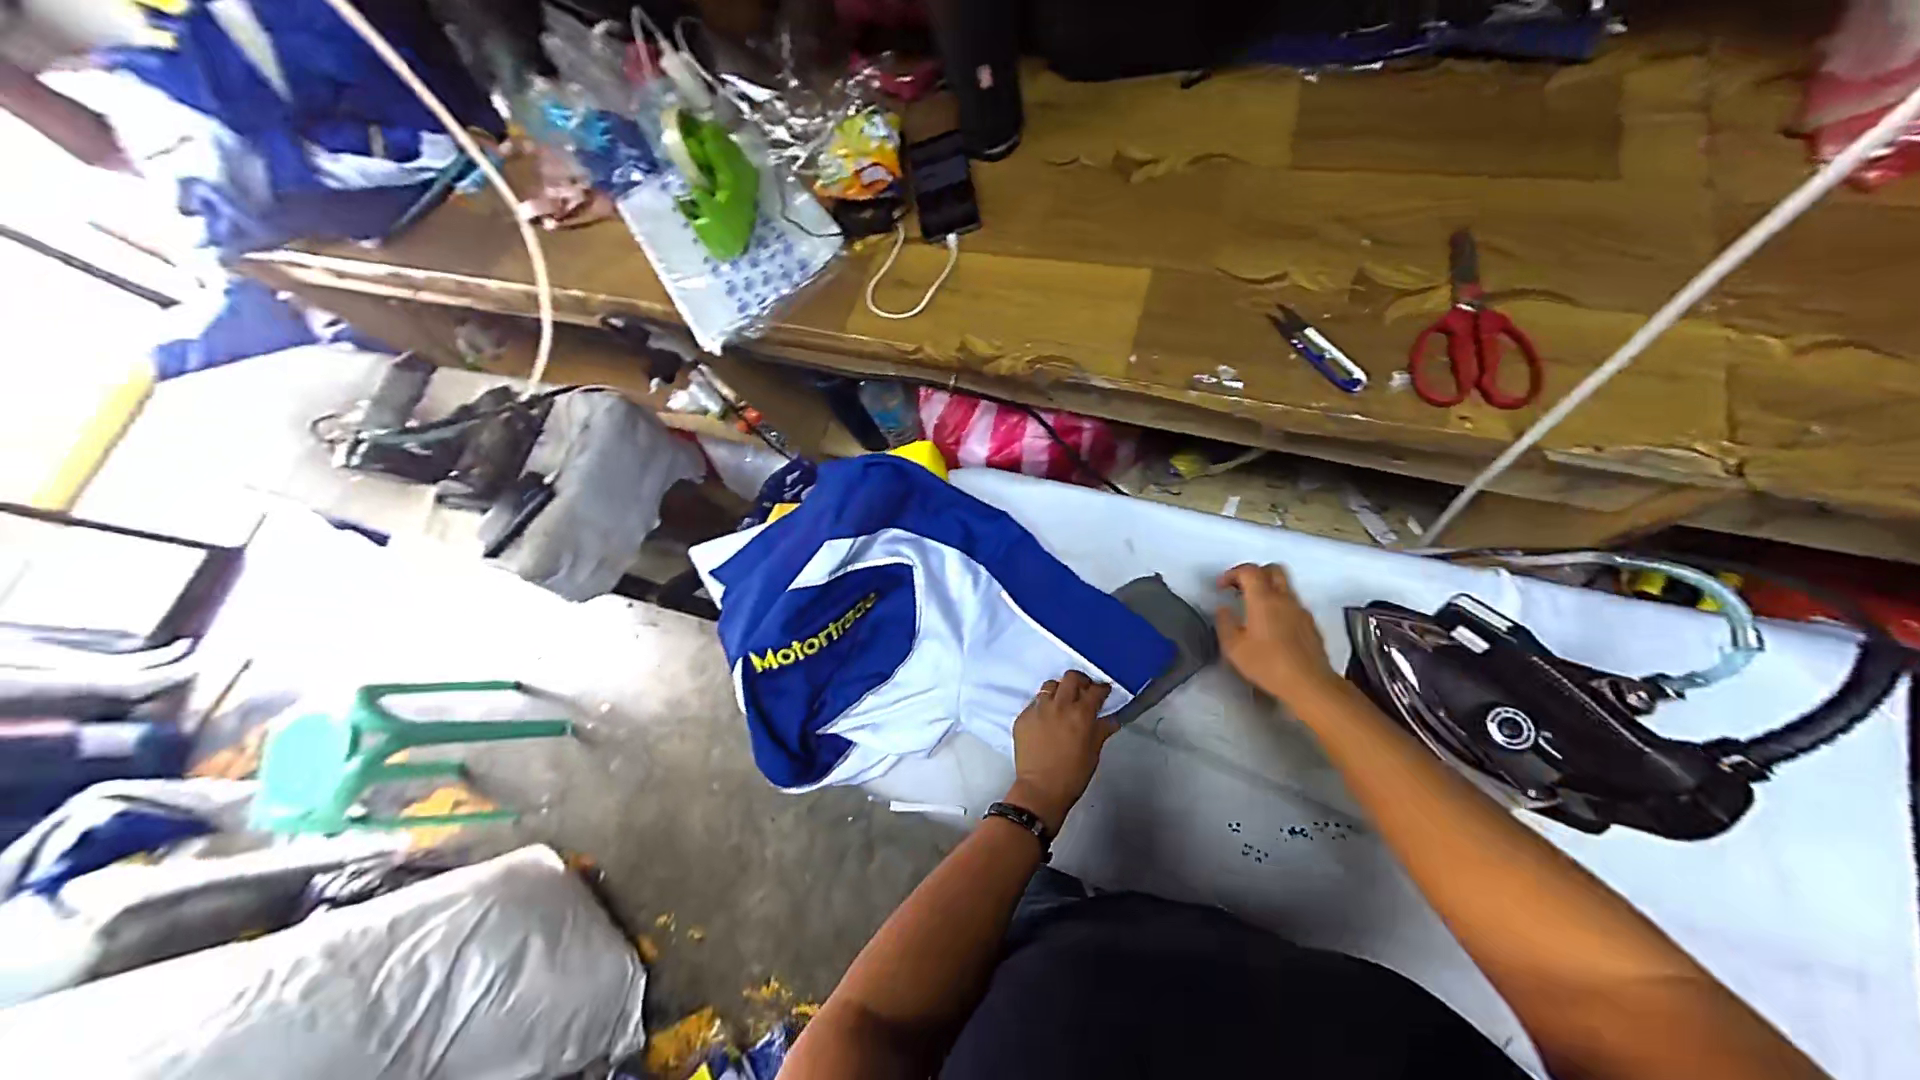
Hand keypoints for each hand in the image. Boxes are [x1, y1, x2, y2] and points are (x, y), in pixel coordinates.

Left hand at [1006, 670, 1115, 834]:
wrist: (1040, 788)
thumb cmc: (1073, 774)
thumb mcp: (1093, 752)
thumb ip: (1102, 730)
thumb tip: (1111, 719)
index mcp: (1081, 714)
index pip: (1095, 690)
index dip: (1102, 689)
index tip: (1104, 691)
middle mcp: (1059, 705)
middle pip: (1071, 678)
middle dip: (1080, 681)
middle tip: (1083, 690)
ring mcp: (1038, 709)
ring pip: (1050, 686)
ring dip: (1059, 690)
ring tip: (1062, 701)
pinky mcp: (1022, 717)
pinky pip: (1034, 702)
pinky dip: (1043, 705)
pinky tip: (1046, 718)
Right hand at [1216, 563, 1342, 705]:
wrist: (1309, 684)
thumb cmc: (1268, 664)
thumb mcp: (1233, 647)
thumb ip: (1224, 623)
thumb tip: (1223, 610)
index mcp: (1263, 599)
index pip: (1249, 570)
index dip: (1232, 573)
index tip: (1221, 586)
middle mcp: (1284, 598)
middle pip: (1273, 569)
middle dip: (1254, 573)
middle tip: (1240, 588)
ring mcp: (1301, 610)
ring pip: (1285, 585)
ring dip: (1268, 588)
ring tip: (1253, 608)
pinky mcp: (1311, 624)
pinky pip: (1293, 603)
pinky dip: (1279, 605)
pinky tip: (1271, 626)